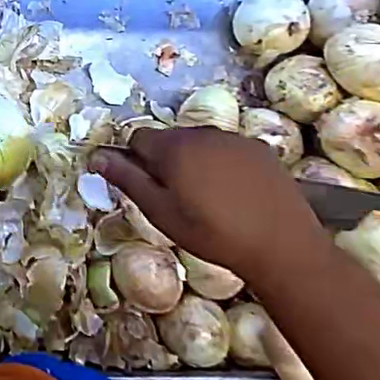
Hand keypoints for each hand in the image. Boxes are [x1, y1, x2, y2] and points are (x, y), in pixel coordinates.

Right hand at [90, 126, 329, 274]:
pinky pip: (227, 150)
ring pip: (198, 143)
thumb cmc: (212, 233)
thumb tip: (97, 156)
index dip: (136, 162)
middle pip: (168, 139)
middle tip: (176, 198)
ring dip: (194, 162)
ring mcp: (233, 138)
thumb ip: (127, 179)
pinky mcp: (259, 149)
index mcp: (173, 146)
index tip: (148, 189)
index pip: (137, 139)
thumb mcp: (160, 212)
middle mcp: (201, 133)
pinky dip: (222, 164)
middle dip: (165, 161)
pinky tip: (233, 194)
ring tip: (207, 198)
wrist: (282, 246)